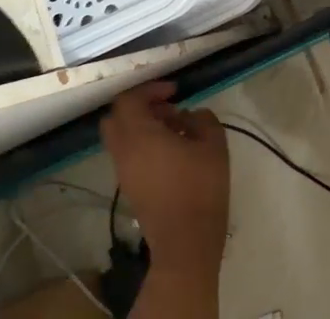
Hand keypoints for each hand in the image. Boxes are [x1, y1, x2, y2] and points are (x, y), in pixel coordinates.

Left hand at [100, 82, 230, 258]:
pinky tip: (172, 150)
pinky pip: (127, 153)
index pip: (128, 100)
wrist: (185, 239)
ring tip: (175, 129)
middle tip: (168, 108)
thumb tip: (190, 115)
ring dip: (142, 125)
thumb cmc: (201, 186)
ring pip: (119, 137)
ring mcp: (123, 171)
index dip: (150, 89)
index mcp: (140, 137)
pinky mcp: (128, 186)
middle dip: (139, 106)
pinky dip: (142, 142)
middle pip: (115, 118)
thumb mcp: (213, 144)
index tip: (175, 92)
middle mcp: (123, 152)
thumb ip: (202, 119)